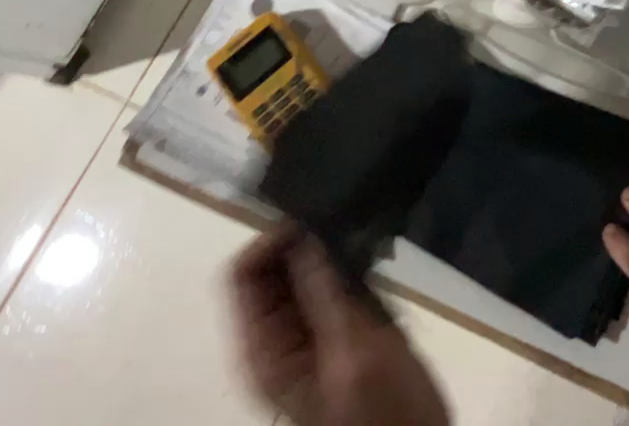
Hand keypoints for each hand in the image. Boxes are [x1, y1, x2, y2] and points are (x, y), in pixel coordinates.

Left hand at [230, 225, 448, 425]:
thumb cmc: (385, 415)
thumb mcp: (354, 352)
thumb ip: (326, 295)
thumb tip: (304, 236)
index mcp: (265, 350)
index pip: (242, 275)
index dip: (271, 241)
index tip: (318, 221)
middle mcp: (279, 339)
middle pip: (271, 270)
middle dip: (305, 242)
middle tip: (349, 222)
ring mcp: (312, 336)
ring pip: (305, 272)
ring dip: (331, 251)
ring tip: (367, 239)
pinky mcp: (344, 332)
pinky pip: (335, 285)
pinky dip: (351, 266)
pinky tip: (378, 259)